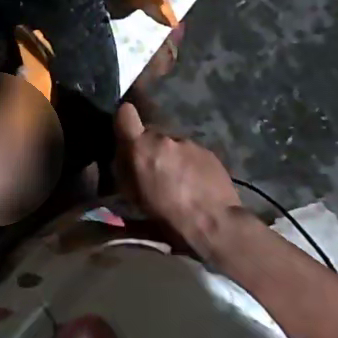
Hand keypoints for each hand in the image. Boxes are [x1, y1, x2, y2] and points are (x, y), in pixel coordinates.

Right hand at [113, 102, 244, 252]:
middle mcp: (164, 138)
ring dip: (172, 157)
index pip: (125, 114)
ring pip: (173, 145)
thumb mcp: (135, 198)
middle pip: (152, 134)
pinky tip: (197, 184)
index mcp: (141, 148)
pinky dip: (190, 164)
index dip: (125, 120)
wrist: (214, 223)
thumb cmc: (168, 216)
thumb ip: (126, 171)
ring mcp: (188, 143)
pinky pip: (192, 153)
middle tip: (156, 171)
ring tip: (180, 182)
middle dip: (151, 148)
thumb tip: (124, 158)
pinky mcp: (207, 151)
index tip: (127, 133)